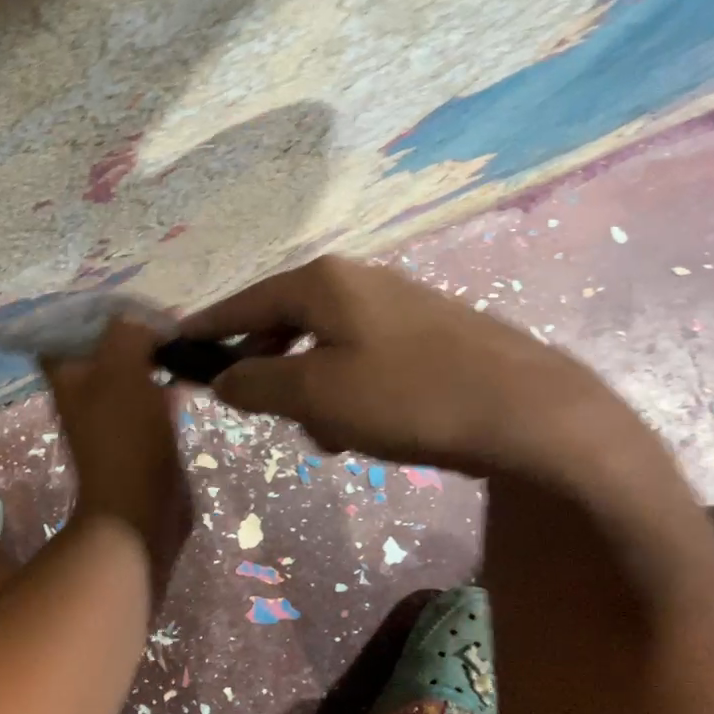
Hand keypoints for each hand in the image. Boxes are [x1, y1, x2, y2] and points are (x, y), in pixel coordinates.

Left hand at [41, 318, 192, 574]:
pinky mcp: (138, 432)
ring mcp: (110, 412)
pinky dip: (167, 380)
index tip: (125, 300)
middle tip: (164, 316)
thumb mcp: (121, 370)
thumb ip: (125, 334)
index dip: (90, 310)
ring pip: (129, 369)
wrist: (140, 509)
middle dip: (129, 329)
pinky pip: (151, 395)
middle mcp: (81, 389)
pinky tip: (193, 371)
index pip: (64, 327)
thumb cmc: (124, 436)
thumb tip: (138, 318)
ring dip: (151, 353)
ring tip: (182, 336)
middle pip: (101, 346)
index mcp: (65, 373)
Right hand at [180, 256, 636, 478]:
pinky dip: (347, 388)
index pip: (240, 303)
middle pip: (281, 322)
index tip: (174, 350)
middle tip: (257, 408)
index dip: (205, 330)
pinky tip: (367, 428)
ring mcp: (398, 303)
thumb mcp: (313, 396)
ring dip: (309, 387)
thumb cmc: (408, 397)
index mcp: (321, 282)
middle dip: (264, 367)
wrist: (538, 416)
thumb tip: (222, 379)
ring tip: (328, 433)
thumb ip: (253, 383)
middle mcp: (356, 280)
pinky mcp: (431, 332)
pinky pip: (361, 356)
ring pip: (322, 344)